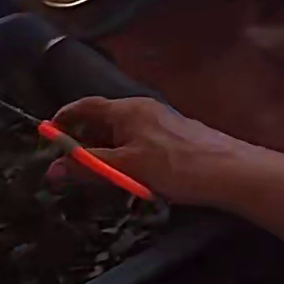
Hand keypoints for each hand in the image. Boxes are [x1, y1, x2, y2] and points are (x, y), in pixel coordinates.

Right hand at [47, 96, 254, 206]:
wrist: (235, 174)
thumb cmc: (176, 166)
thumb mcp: (125, 168)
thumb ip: (87, 166)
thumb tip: (52, 170)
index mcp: (126, 110)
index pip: (84, 106)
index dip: (63, 119)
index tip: (47, 135)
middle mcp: (141, 110)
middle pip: (100, 120)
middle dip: (82, 140)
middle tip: (69, 163)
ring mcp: (159, 123)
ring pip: (119, 134)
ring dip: (103, 151)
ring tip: (96, 174)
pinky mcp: (174, 138)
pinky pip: (136, 142)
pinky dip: (123, 156)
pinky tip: (128, 177)